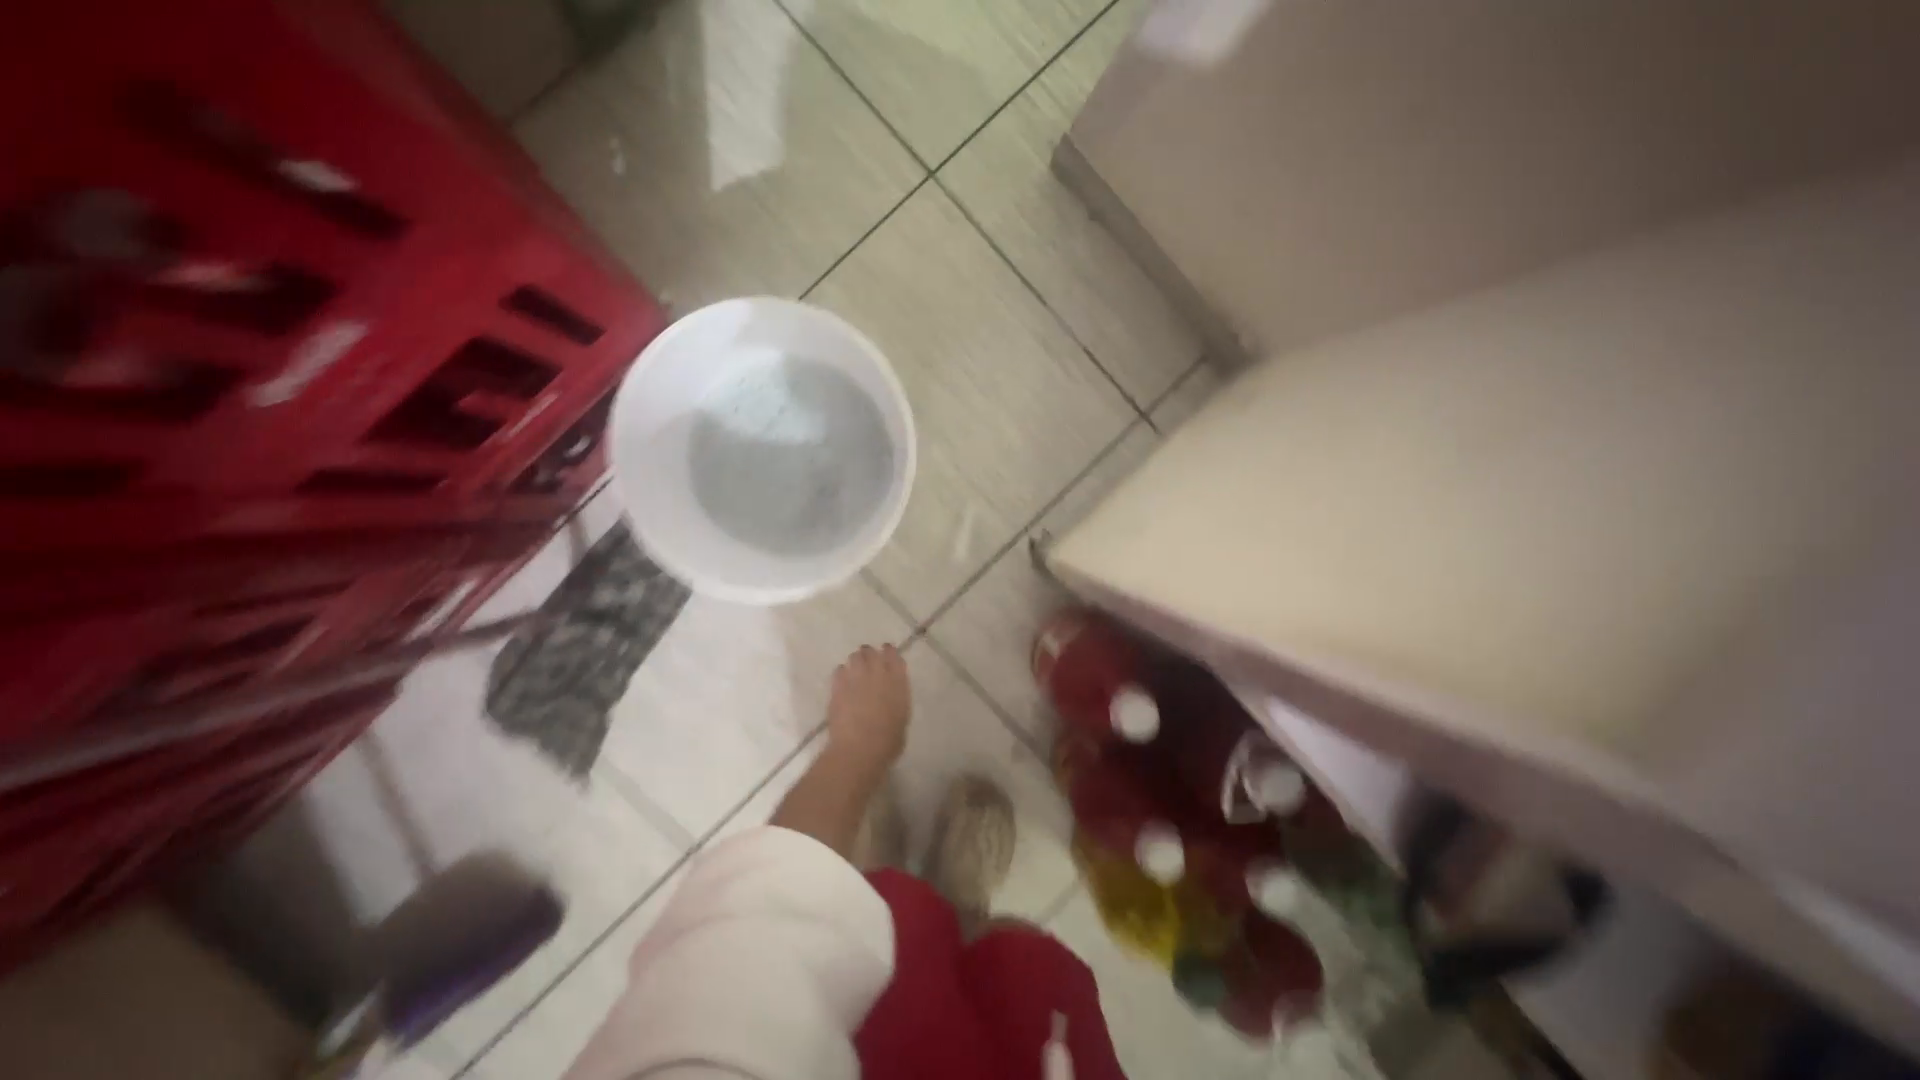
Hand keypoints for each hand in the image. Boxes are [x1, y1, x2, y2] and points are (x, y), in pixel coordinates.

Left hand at [825, 644, 909, 770]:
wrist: (859, 748)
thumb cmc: (888, 741)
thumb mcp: (902, 717)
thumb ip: (896, 700)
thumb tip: (889, 696)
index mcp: (898, 681)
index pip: (894, 656)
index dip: (889, 653)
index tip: (887, 655)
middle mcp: (877, 673)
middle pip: (872, 652)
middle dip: (870, 655)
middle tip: (869, 663)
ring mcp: (855, 677)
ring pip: (854, 657)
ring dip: (856, 662)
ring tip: (855, 672)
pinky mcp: (837, 686)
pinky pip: (839, 670)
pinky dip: (842, 673)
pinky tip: (843, 683)